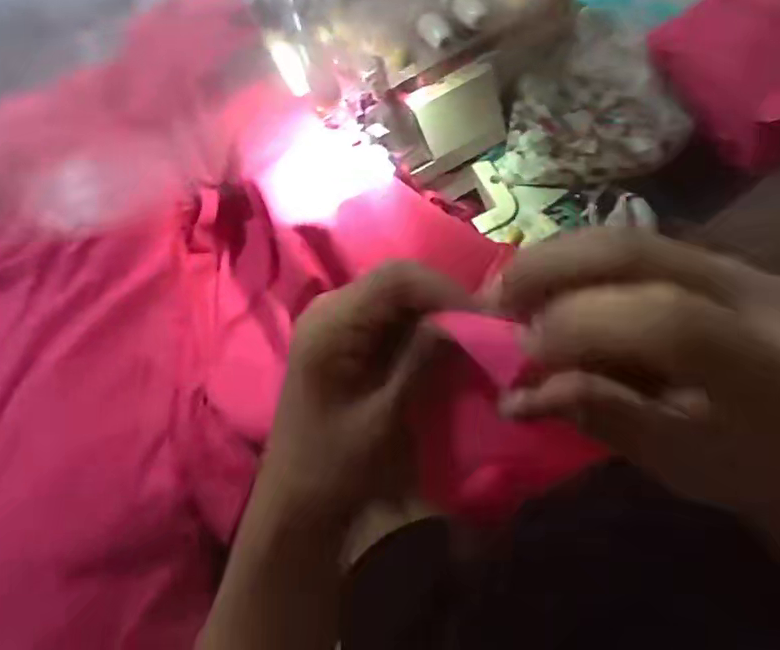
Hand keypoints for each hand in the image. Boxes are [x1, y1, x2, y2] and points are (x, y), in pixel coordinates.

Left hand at [263, 262, 469, 517]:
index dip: (444, 290)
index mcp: (330, 323)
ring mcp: (335, 318)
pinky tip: (445, 344)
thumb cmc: (335, 469)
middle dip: (444, 298)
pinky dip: (421, 322)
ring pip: (397, 292)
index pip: (395, 278)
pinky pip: (390, 312)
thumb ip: (421, 362)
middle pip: (396, 279)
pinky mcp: (345, 334)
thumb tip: (463, 320)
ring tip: (471, 336)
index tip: (484, 320)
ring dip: (435, 309)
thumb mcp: (385, 419)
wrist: (295, 502)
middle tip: (484, 328)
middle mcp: (329, 307)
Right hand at [494, 228, 779, 525]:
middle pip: (627, 250)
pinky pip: (632, 244)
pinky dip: (578, 260)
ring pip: (622, 236)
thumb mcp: (704, 471)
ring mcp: (732, 260)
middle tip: (490, 306)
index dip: (575, 331)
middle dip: (543, 270)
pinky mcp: (718, 253)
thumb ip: (612, 421)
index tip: (520, 364)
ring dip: (553, 258)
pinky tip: (555, 286)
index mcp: (762, 361)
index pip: (657, 319)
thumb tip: (522, 395)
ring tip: (510, 293)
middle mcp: (744, 289)